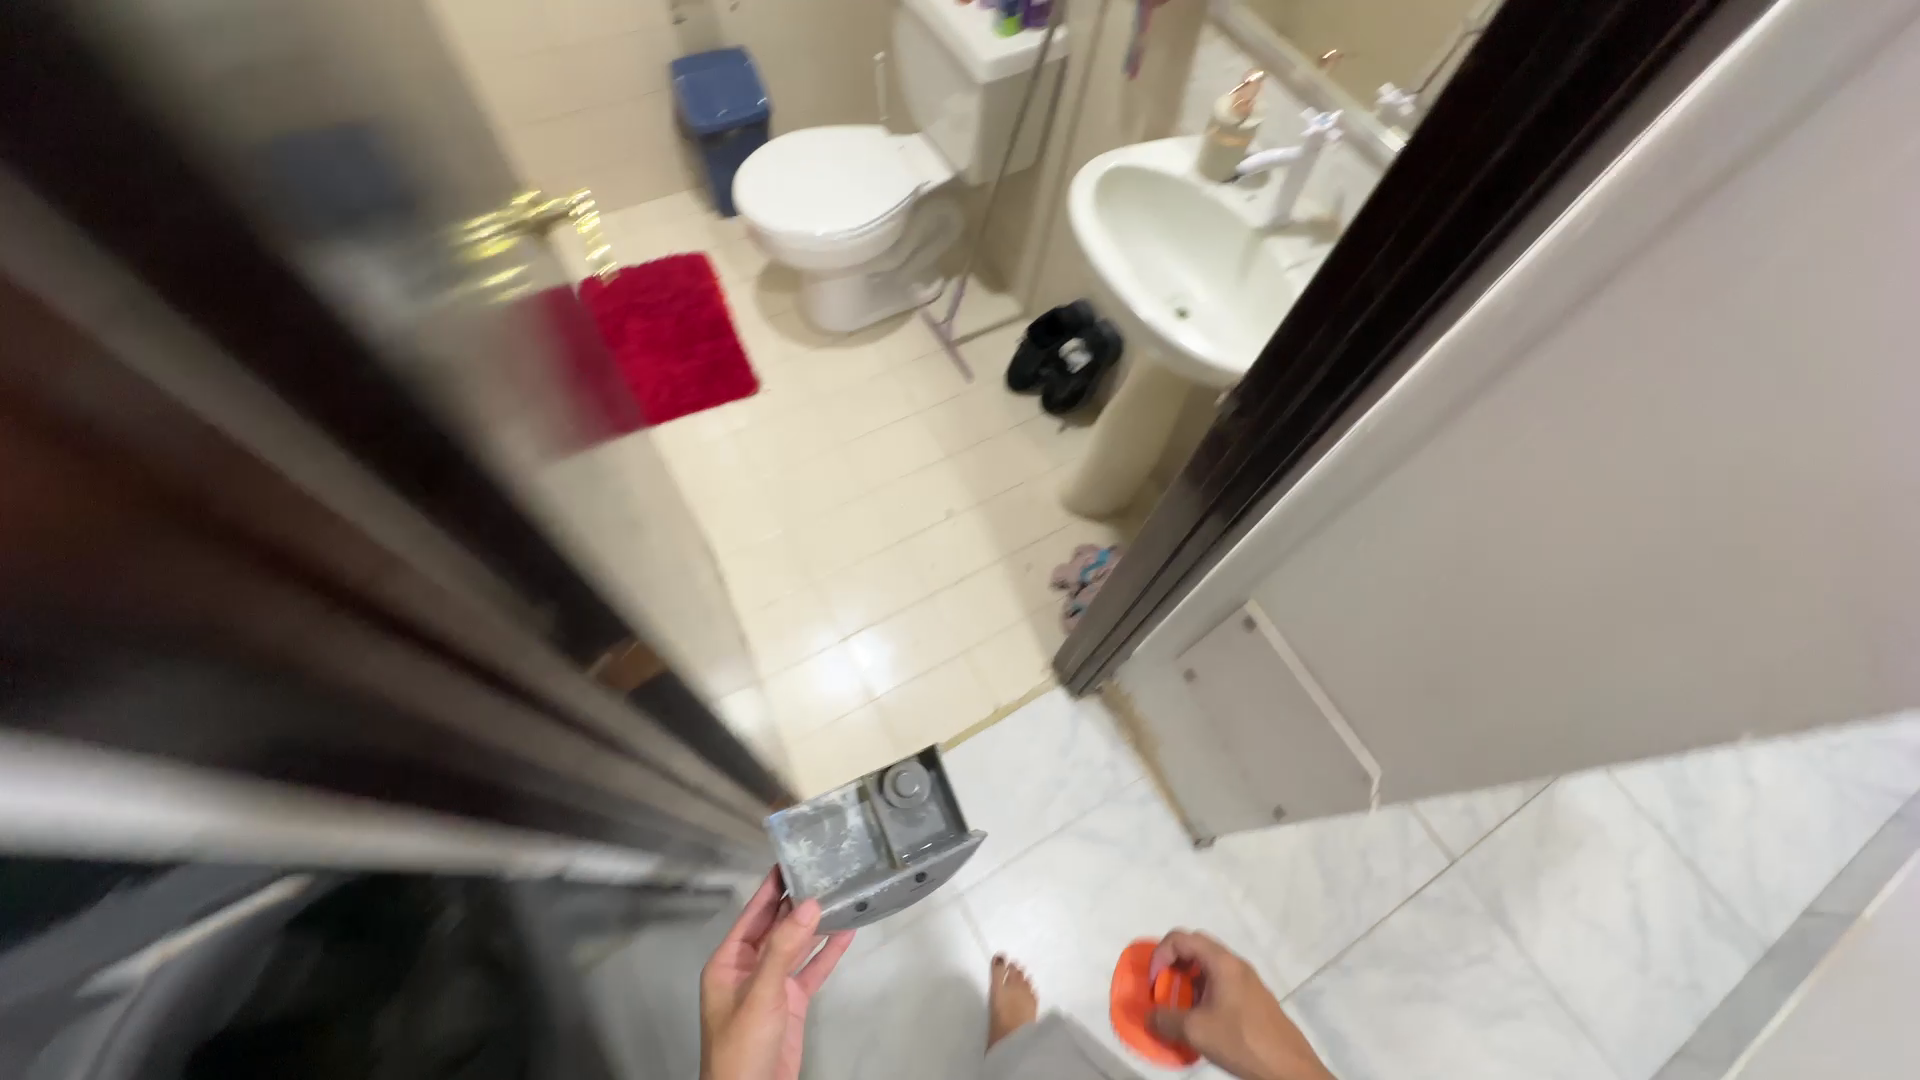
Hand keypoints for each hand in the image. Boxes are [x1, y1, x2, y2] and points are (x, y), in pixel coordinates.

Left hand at [699, 869, 855, 1079]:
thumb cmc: (742, 1046)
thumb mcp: (761, 994)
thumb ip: (783, 948)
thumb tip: (808, 903)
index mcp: (729, 962)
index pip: (753, 914)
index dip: (772, 886)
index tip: (792, 857)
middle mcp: (750, 968)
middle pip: (777, 926)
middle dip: (799, 901)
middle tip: (826, 870)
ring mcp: (772, 986)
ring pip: (797, 946)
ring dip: (817, 924)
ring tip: (842, 893)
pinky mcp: (792, 1003)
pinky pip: (811, 969)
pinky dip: (827, 952)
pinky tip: (847, 932)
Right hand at [1148, 930, 1334, 1079]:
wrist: (1291, 1071)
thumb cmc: (1242, 1042)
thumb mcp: (1196, 1032)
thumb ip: (1165, 1019)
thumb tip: (1149, 1016)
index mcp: (1221, 962)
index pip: (1180, 938)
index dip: (1160, 955)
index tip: (1154, 984)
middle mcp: (1235, 963)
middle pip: (1196, 946)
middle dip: (1173, 964)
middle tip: (1165, 988)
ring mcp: (1248, 980)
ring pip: (1209, 965)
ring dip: (1189, 980)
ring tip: (1183, 1008)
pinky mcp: (1255, 999)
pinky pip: (1222, 982)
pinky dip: (1205, 992)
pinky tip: (1205, 1020)